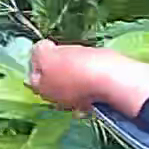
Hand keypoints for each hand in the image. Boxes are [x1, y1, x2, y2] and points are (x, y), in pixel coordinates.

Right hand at [28, 41, 148, 116]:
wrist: (114, 79)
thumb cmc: (71, 85)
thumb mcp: (43, 90)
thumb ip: (36, 83)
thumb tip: (35, 79)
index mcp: (46, 52)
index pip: (36, 50)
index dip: (37, 64)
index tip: (41, 78)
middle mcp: (66, 47)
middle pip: (58, 60)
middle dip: (60, 75)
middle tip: (61, 94)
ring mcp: (89, 51)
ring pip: (78, 67)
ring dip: (78, 81)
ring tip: (82, 101)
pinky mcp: (109, 58)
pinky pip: (96, 71)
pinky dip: (95, 83)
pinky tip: (98, 99)